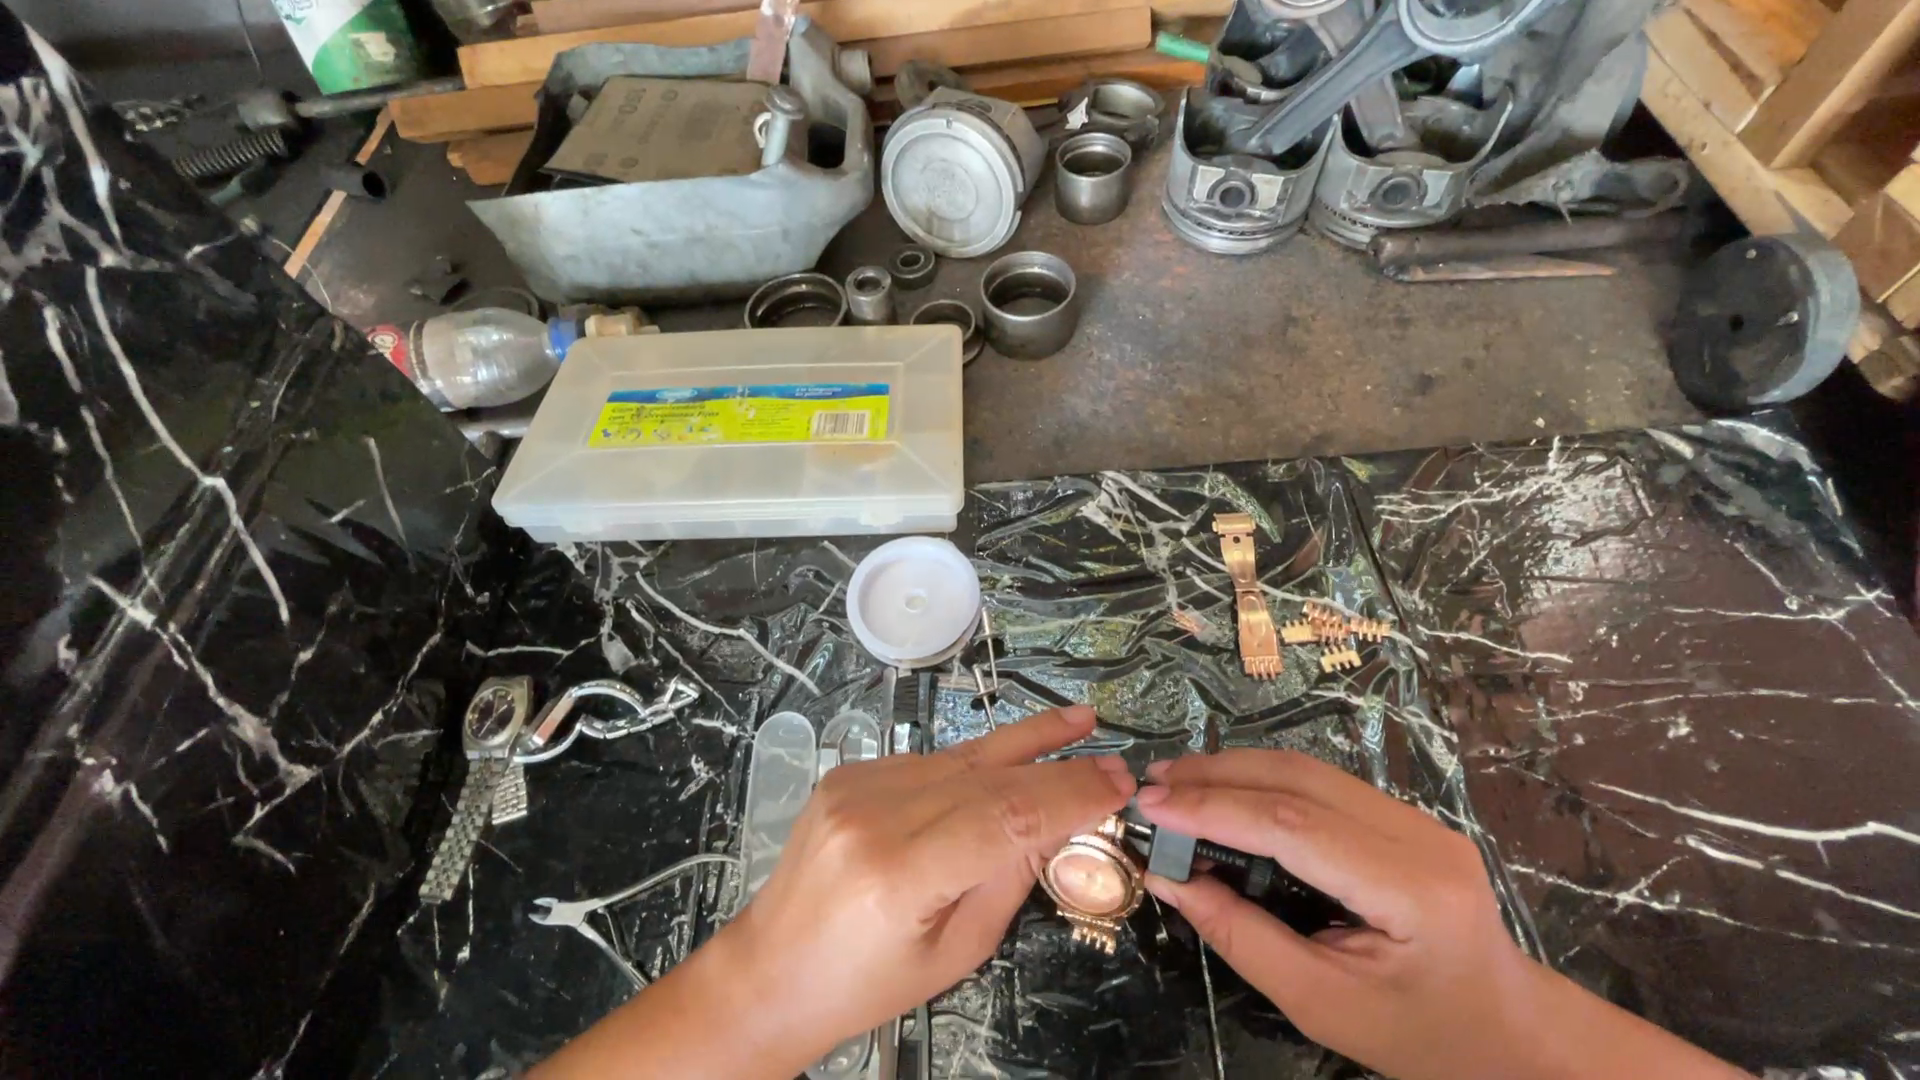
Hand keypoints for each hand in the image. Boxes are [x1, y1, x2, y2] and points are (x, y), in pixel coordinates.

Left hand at [532, 706, 1133, 1079]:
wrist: (771, 968)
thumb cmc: (867, 984)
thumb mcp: (958, 950)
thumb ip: (1010, 876)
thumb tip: (1063, 820)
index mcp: (899, 873)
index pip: (1006, 817)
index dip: (1069, 794)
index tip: (1119, 782)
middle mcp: (874, 813)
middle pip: (988, 776)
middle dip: (1056, 764)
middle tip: (1110, 756)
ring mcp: (855, 784)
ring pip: (961, 757)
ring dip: (1022, 745)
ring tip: (1075, 723)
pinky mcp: (849, 771)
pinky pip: (931, 762)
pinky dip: (977, 763)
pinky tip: (1010, 762)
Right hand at [1137, 750, 1746, 1079]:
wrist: (1512, 1032)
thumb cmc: (1419, 1035)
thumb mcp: (1321, 1003)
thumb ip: (1240, 935)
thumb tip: (1169, 878)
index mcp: (1409, 890)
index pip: (1293, 825)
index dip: (1214, 808)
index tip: (1150, 804)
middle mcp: (1418, 835)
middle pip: (1298, 779)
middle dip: (1215, 775)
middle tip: (1150, 784)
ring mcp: (1415, 816)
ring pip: (1306, 768)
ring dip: (1232, 768)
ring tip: (1174, 780)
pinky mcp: (1401, 814)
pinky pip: (1318, 781)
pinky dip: (1259, 779)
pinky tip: (1222, 789)